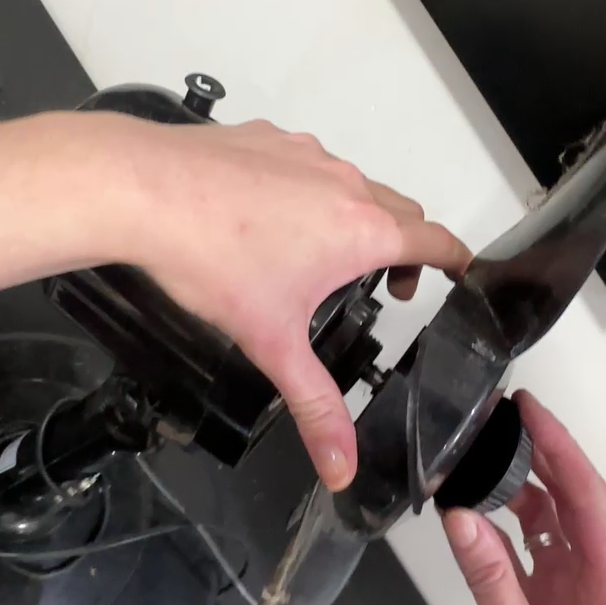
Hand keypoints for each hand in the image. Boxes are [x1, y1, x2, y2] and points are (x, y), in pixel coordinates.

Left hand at [104, 116, 470, 488]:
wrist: (145, 192)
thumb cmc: (215, 261)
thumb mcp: (273, 342)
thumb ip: (315, 405)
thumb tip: (342, 467)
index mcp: (362, 231)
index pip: (436, 239)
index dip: (456, 259)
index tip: (461, 274)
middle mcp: (345, 183)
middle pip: (401, 211)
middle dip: (407, 246)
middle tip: (387, 284)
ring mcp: (306, 152)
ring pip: (353, 184)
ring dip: (356, 217)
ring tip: (320, 254)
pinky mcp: (269, 138)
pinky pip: (307, 162)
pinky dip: (308, 188)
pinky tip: (268, 214)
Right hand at [443, 391, 605, 604]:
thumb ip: (490, 578)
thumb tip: (458, 511)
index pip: (589, 502)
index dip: (561, 450)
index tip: (530, 410)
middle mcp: (596, 588)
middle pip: (570, 506)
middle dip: (541, 459)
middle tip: (504, 417)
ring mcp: (566, 602)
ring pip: (544, 529)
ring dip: (516, 494)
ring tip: (483, 456)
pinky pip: (520, 559)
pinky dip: (496, 533)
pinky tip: (471, 514)